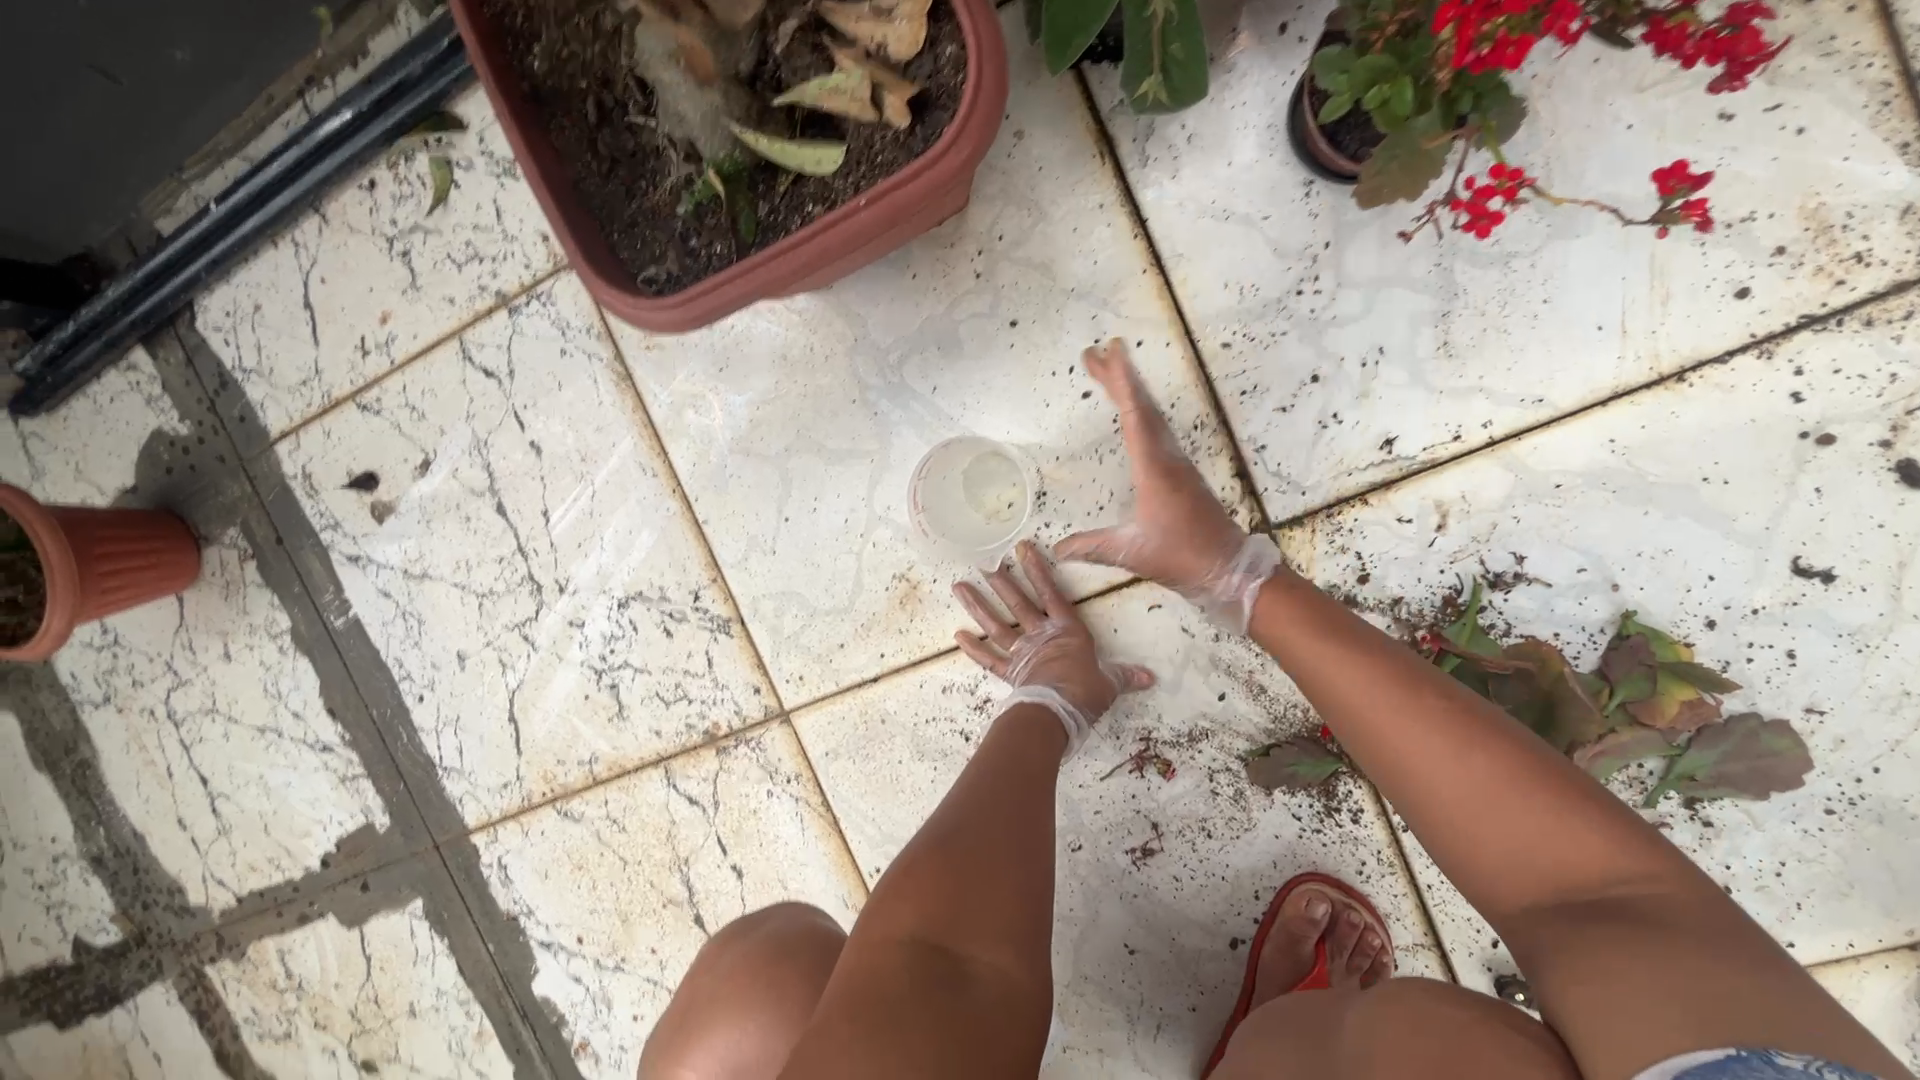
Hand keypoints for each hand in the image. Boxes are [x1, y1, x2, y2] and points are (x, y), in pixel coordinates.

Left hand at [953, 540, 1154, 757]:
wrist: (1060, 714)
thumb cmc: (1086, 692)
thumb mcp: (1110, 682)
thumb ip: (1125, 676)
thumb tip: (1150, 677)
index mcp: (1067, 631)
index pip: (1051, 593)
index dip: (1037, 571)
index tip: (1022, 549)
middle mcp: (1041, 636)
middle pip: (1018, 604)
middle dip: (1001, 582)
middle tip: (983, 562)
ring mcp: (1022, 653)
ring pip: (997, 625)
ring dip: (977, 606)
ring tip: (959, 587)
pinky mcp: (1010, 673)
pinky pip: (988, 659)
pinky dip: (973, 648)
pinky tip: (957, 635)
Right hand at [1056, 338, 1282, 633]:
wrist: (1229, 569)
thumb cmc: (1182, 558)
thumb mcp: (1130, 553)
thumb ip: (1091, 547)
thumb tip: (1056, 548)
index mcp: (1155, 469)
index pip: (1136, 416)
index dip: (1122, 383)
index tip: (1110, 352)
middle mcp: (1168, 458)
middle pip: (1143, 407)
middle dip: (1119, 378)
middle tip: (1095, 352)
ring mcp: (1177, 464)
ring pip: (1152, 416)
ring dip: (1130, 392)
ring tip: (1108, 373)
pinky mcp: (1181, 474)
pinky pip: (1157, 431)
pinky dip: (1140, 412)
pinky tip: (1132, 414)